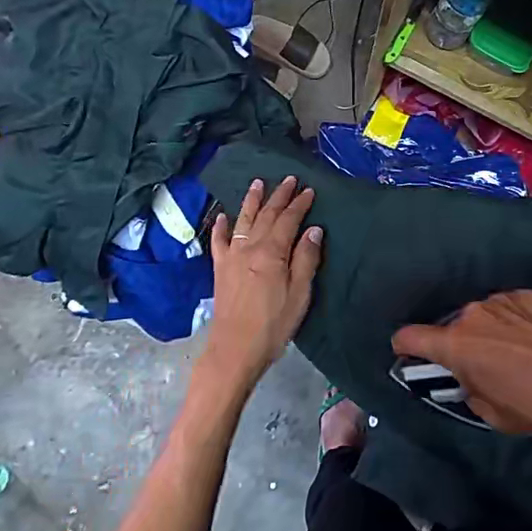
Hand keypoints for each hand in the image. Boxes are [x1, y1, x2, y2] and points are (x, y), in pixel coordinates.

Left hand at [204, 176, 322, 380]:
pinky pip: (218, 242)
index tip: (309, 190)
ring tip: (257, 184)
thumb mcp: (300, 294)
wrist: (234, 350)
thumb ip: (306, 260)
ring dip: (251, 201)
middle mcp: (249, 249)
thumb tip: (313, 230)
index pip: (288, 221)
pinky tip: (222, 216)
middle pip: (265, 216)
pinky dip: (220, 227)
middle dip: (278, 196)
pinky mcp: (220, 270)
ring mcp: (231, 258)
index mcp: (271, 253)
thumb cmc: (273, 324)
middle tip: (289, 179)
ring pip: (242, 222)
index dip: (299, 204)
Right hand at [390, 290, 531, 443]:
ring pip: (484, 316)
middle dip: (460, 345)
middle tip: (482, 366)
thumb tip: (468, 377)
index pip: (410, 336)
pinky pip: (510, 308)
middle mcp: (476, 313)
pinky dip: (514, 321)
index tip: (410, 355)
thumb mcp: (494, 414)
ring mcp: (506, 298)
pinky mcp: (531, 293)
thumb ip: (469, 389)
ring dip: (489, 331)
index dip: (406, 347)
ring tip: (517, 353)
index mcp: (458, 344)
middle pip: (454, 327)